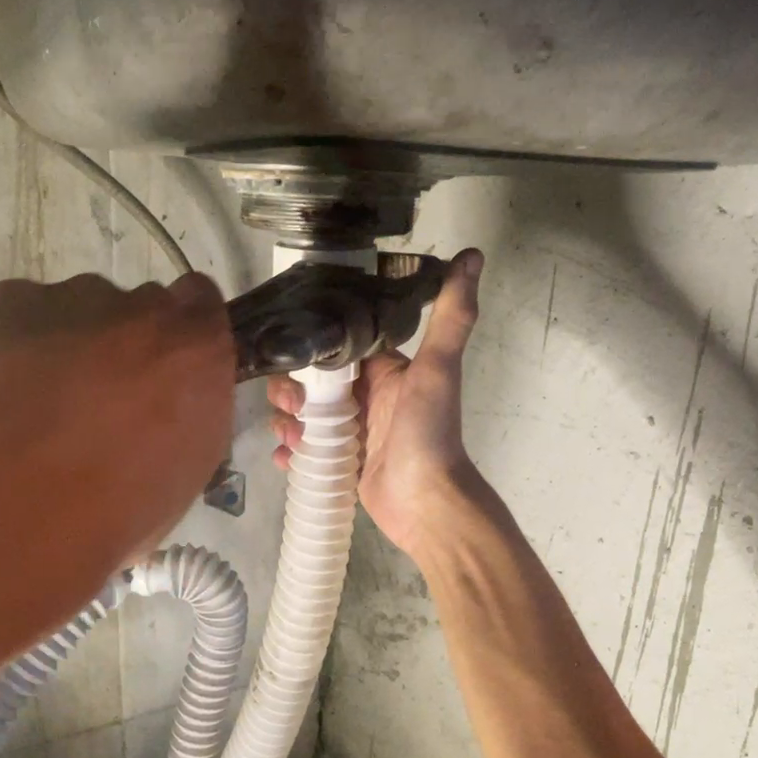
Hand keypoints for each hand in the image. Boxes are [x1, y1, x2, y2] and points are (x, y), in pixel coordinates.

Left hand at [0, 271, 233, 557]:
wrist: (16, 495)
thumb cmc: (121, 499)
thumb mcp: (183, 473)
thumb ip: (183, 418)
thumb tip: (166, 418)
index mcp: (190, 341)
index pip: (198, 304)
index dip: (177, 335)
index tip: (165, 372)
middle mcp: (128, 303)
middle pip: (127, 310)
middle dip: (115, 348)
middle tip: (96, 408)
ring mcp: (53, 301)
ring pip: (61, 313)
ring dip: (56, 349)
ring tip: (33, 415)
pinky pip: (0, 329)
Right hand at [267, 249, 484, 554]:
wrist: (425, 503)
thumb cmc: (429, 432)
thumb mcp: (437, 367)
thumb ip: (451, 315)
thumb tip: (471, 254)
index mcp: (386, 372)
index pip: (339, 347)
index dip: (313, 345)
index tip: (291, 349)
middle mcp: (367, 397)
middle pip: (313, 381)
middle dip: (291, 388)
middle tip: (291, 405)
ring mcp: (352, 432)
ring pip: (304, 415)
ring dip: (287, 420)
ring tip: (290, 435)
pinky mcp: (340, 463)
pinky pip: (306, 450)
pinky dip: (291, 453)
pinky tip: (287, 458)